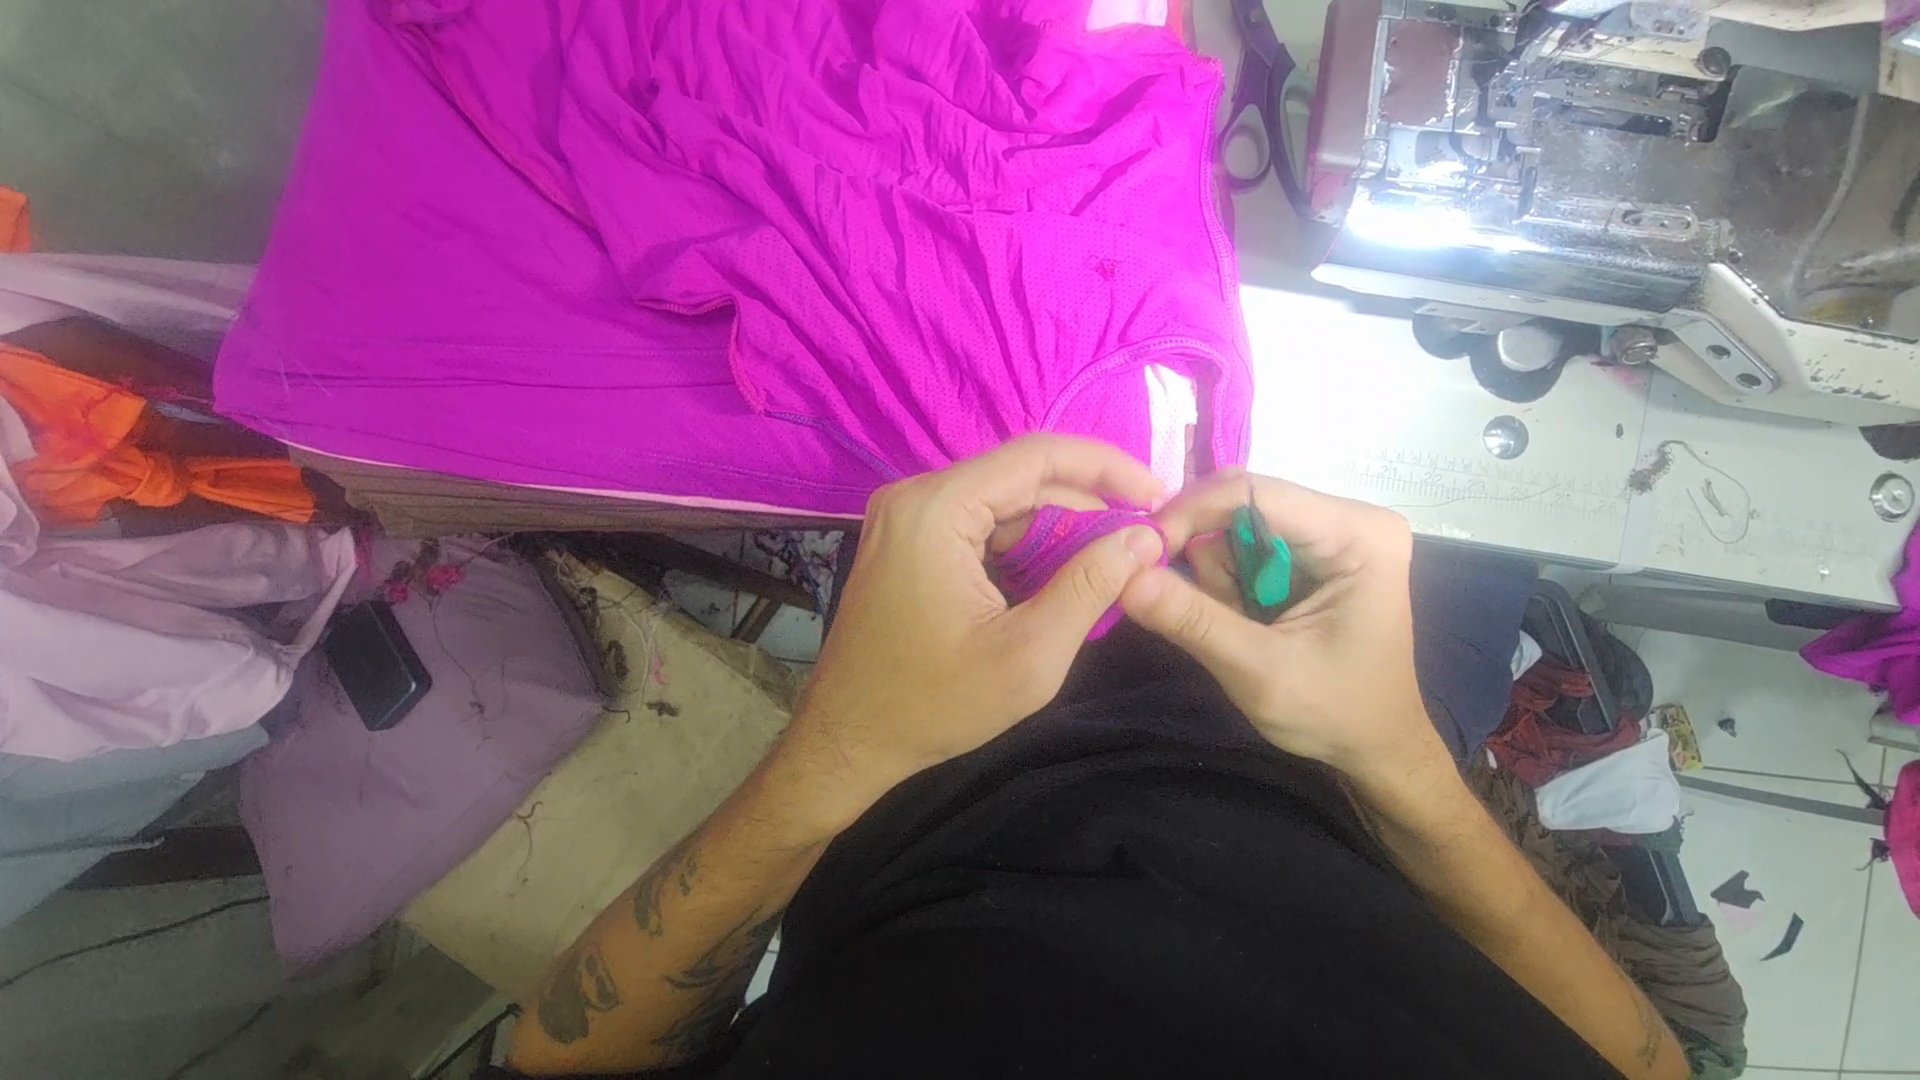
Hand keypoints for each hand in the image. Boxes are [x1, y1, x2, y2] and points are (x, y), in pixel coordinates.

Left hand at [780, 436, 1164, 815]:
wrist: (849, 739)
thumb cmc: (934, 705)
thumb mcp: (1029, 655)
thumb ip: (1091, 587)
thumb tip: (1145, 538)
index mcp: (937, 509)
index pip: (1038, 456)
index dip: (1107, 467)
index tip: (1158, 496)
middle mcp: (916, 496)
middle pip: (1021, 479)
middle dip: (1086, 507)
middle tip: (1142, 543)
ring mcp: (906, 517)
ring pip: (1003, 503)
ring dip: (1057, 531)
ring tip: (1107, 568)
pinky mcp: (907, 540)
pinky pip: (979, 525)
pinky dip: (1022, 547)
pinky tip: (1056, 579)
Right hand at [1119, 470, 1446, 780]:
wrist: (1373, 747)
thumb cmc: (1335, 713)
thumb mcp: (1259, 672)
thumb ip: (1193, 621)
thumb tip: (1124, 579)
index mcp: (1357, 534)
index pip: (1253, 492)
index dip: (1189, 513)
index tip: (1140, 553)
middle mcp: (1348, 519)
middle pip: (1239, 502)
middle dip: (1200, 551)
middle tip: (1179, 602)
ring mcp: (1329, 533)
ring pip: (1232, 524)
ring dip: (1214, 575)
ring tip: (1237, 627)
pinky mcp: (1310, 553)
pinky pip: (1241, 545)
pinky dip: (1223, 582)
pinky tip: (1242, 618)